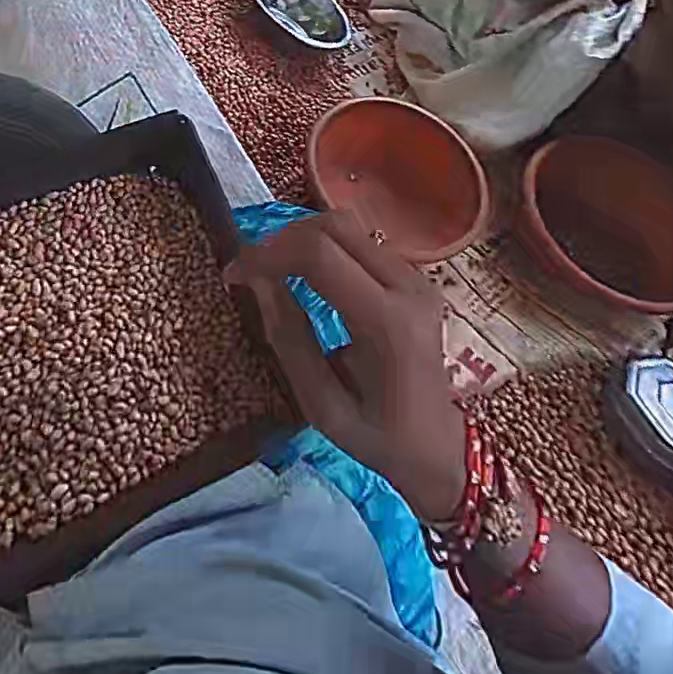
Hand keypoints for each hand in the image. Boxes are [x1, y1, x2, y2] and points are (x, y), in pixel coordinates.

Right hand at [225, 213, 463, 518]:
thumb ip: (289, 340)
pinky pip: (359, 244)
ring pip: (347, 228)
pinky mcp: (415, 278)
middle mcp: (409, 287)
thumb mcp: (321, 405)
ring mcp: (417, 278)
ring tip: (271, 270)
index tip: (234, 274)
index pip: (320, 255)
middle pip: (334, 227)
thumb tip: (258, 281)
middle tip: (251, 270)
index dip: (267, 254)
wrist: (438, 446)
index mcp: (388, 323)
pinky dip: (322, 248)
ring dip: (301, 240)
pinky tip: (303, 275)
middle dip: (281, 240)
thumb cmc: (377, 437)